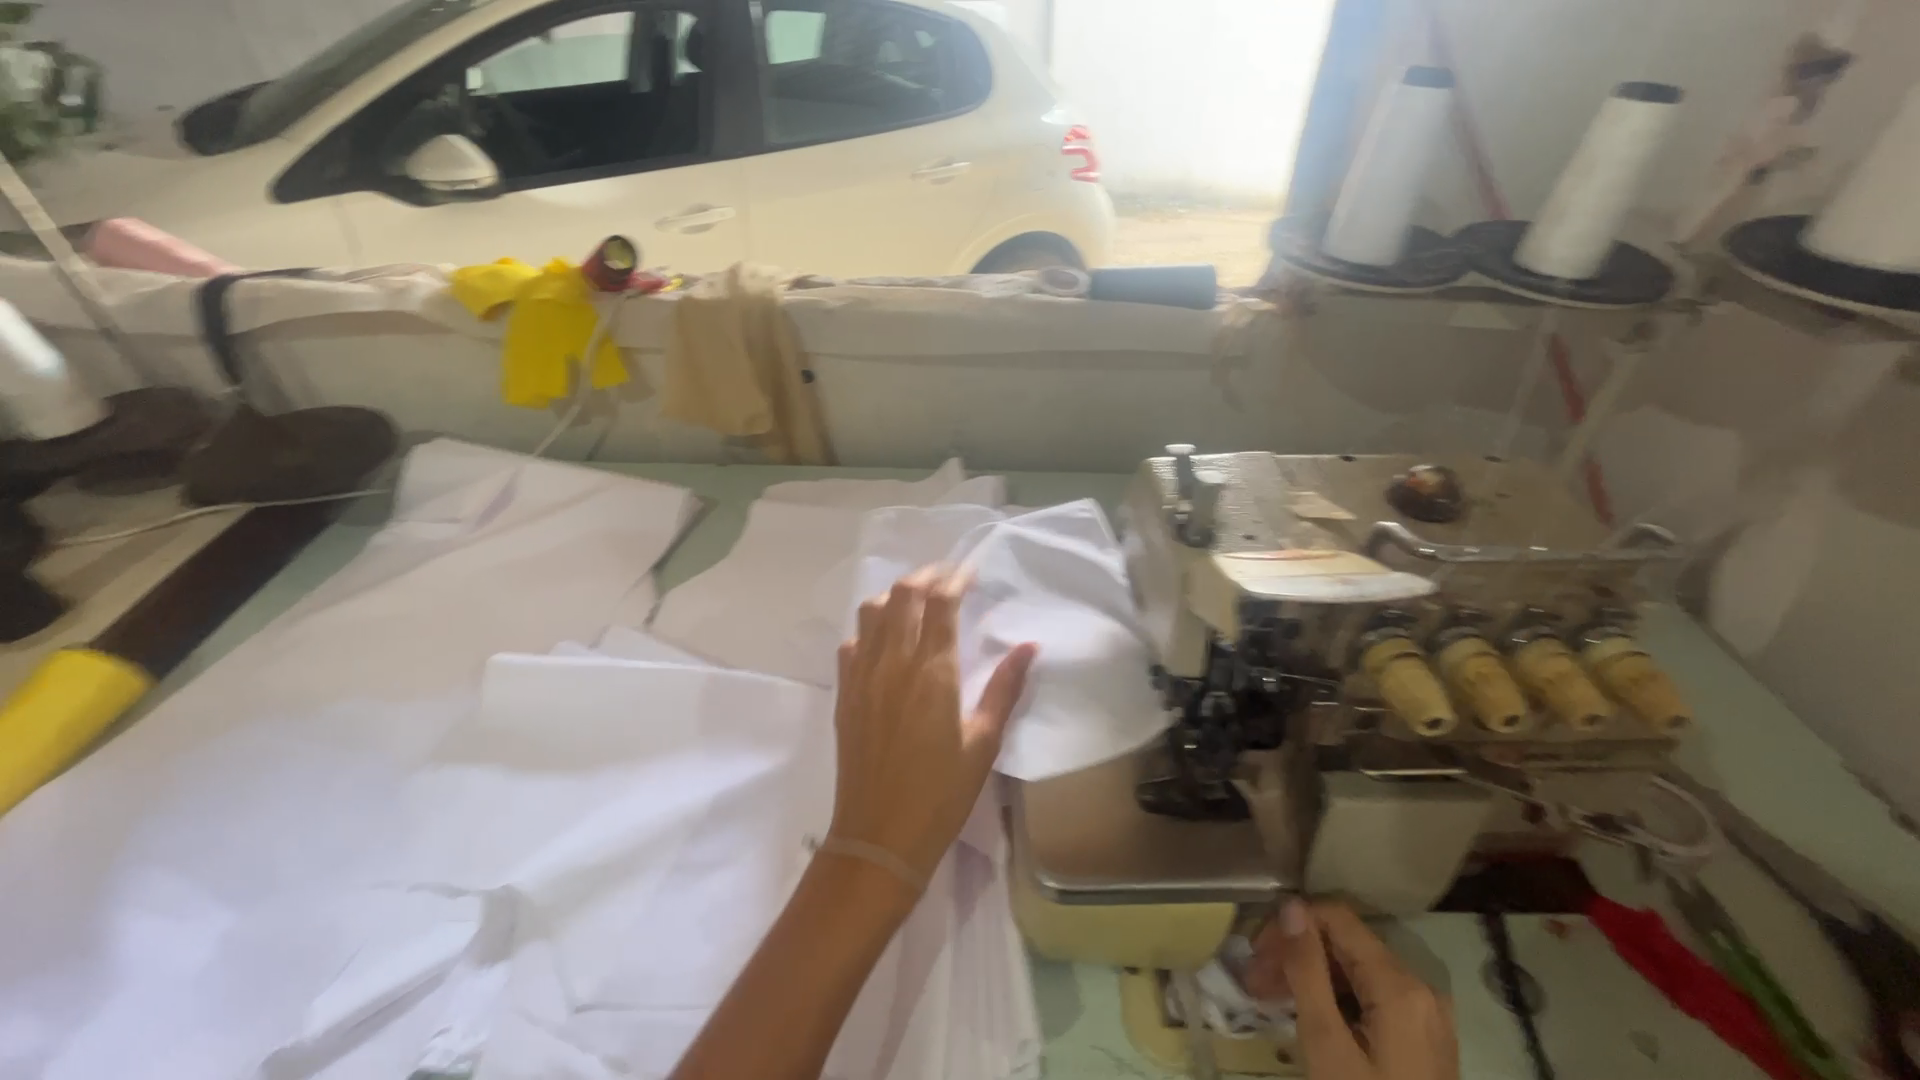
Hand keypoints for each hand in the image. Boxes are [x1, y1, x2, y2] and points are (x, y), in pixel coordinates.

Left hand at [829, 564, 1037, 885]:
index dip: (957, 578)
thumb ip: (1005, 688)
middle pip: (903, 593)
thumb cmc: (942, 793)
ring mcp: (862, 675)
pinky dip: (869, 629)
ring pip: (871, 610)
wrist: (880, 833)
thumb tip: (1029, 646)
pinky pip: (851, 642)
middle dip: (927, 576)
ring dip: (895, 596)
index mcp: (933, 671)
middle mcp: (893, 661)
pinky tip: (885, 643)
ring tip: (917, 603)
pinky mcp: (844, 693)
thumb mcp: (984, 742)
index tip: (972, 571)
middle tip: (948, 579)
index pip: (941, 601)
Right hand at [1248, 901, 1457, 1079]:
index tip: (1256, 957)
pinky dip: (1337, 1000)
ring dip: (1312, 978)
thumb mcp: (1327, 1044)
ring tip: (1271, 1003)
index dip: (1290, 925)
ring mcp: (1427, 1013)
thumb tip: (1290, 907)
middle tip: (1254, 986)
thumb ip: (1307, 971)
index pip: (1337, 917)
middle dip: (1296, 956)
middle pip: (1346, 944)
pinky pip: (1373, 997)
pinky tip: (1309, 1021)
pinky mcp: (1425, 1036)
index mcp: (1399, 984)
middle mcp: (1420, 986)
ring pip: (1357, 971)